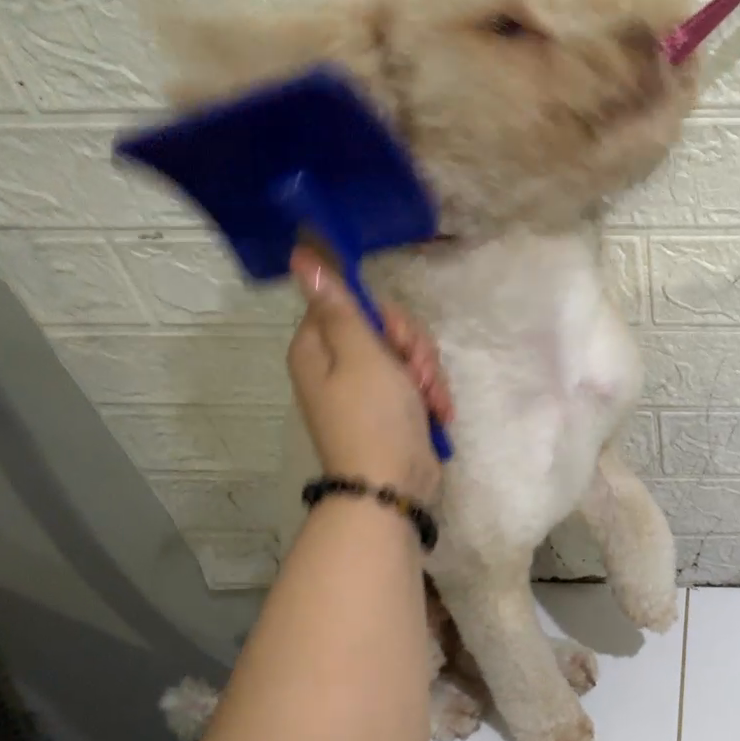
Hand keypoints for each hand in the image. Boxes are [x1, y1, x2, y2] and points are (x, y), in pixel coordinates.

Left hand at [287, 247, 452, 502]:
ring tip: (433, 400)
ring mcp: (366, 391)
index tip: (399, 337)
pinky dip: (431, 396)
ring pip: (406, 357)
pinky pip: (416, 385)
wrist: (392, 486)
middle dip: (413, 348)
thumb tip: (301, 254)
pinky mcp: (392, 412)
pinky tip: (439, 413)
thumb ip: (339, 304)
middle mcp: (337, 366)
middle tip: (420, 371)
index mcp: (317, 348)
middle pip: (384, 330)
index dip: (384, 316)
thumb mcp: (360, 354)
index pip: (350, 304)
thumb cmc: (374, 418)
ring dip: (428, 374)